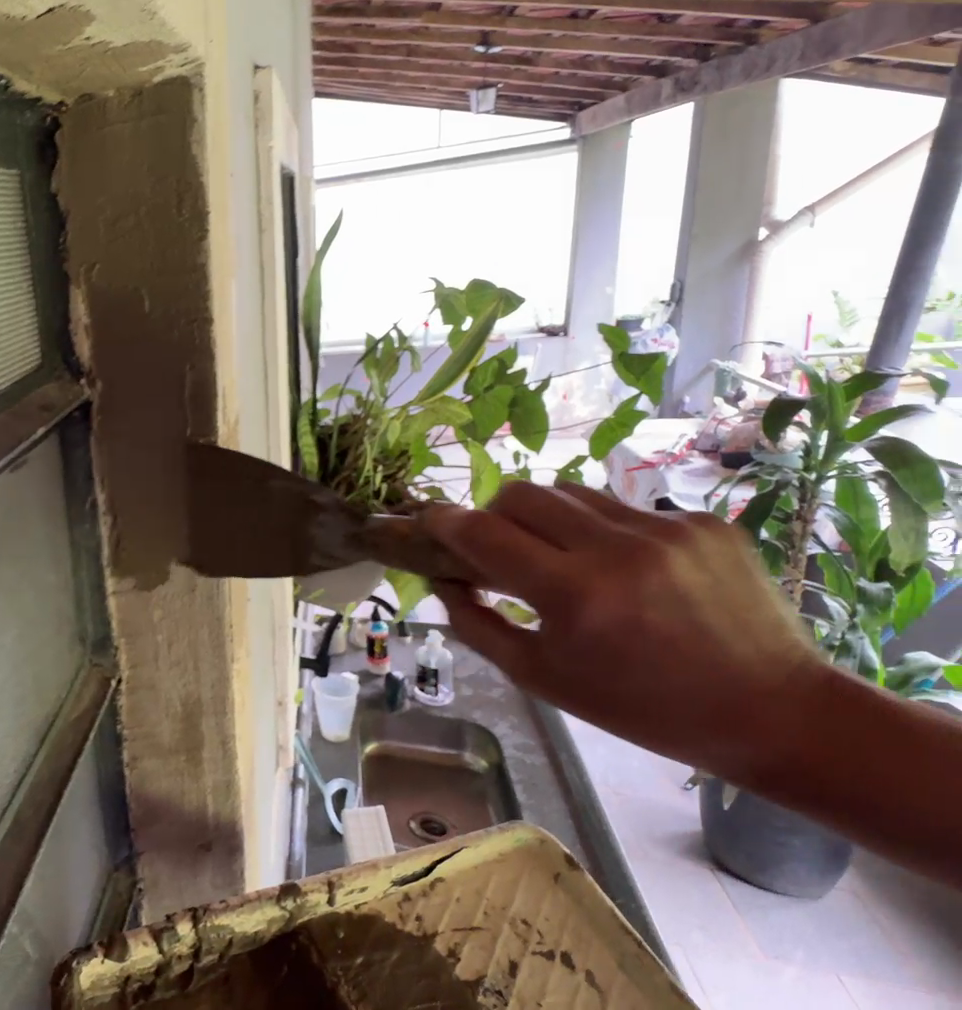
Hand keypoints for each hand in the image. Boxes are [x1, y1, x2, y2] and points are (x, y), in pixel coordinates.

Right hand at [420, 482, 828, 780]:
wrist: (777, 712)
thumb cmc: (643, 708)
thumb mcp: (543, 678)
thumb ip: (478, 625)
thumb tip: (443, 581)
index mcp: (573, 594)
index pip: (483, 532)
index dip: (444, 523)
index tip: (427, 523)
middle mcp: (616, 549)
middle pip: (522, 493)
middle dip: (494, 514)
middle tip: (499, 547)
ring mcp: (666, 529)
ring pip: (572, 493)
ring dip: (548, 519)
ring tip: (565, 558)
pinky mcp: (704, 523)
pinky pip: (625, 509)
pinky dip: (605, 533)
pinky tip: (628, 572)